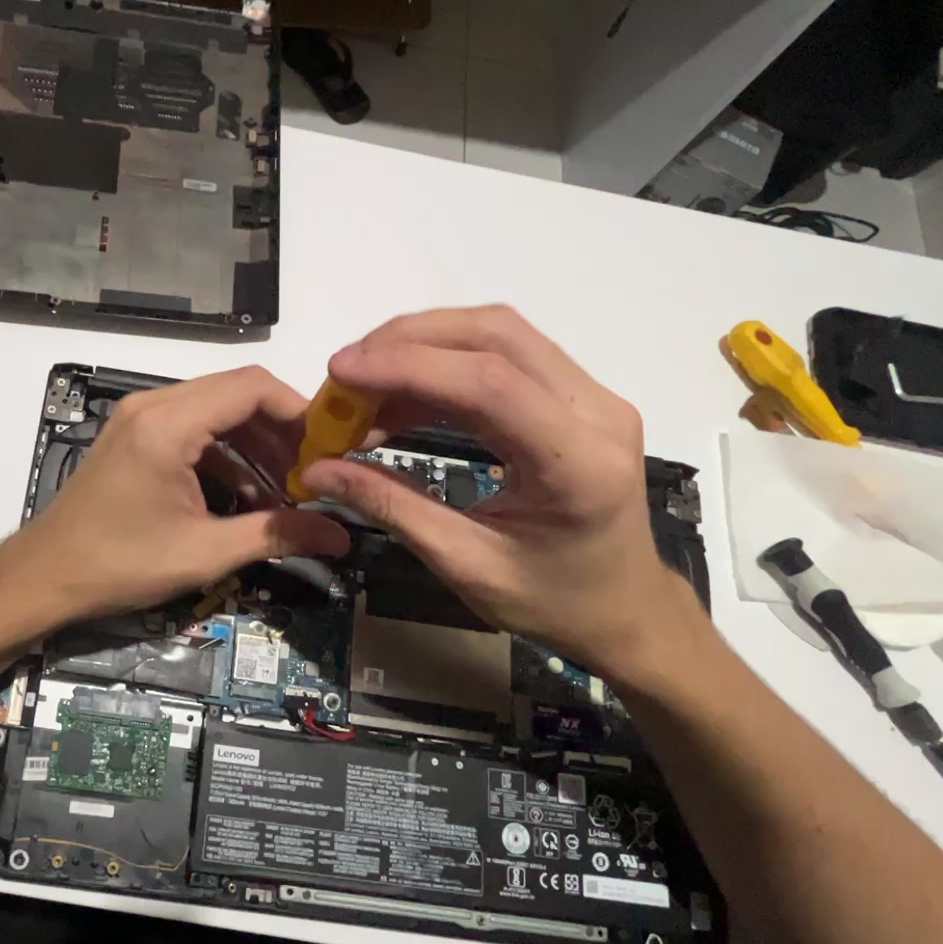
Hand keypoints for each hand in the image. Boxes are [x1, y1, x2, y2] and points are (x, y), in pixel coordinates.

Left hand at [0, 366, 351, 625]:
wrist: (45, 576)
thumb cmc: (119, 564)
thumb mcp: (204, 553)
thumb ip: (275, 535)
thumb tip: (340, 536)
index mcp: (168, 424)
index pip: (251, 387)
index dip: (300, 412)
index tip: (331, 449)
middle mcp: (154, 406)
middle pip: (236, 395)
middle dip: (282, 434)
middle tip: (315, 476)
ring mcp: (141, 420)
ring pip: (217, 413)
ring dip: (256, 447)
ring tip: (290, 493)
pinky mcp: (136, 439)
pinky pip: (194, 432)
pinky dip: (226, 457)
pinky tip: (251, 497)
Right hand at [300, 307, 700, 676]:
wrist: (624, 609)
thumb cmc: (551, 601)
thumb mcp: (464, 564)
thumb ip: (392, 507)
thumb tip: (318, 470)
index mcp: (577, 464)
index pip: (490, 384)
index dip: (408, 366)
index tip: (340, 372)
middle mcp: (596, 412)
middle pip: (496, 336)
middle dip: (408, 342)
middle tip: (345, 375)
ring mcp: (593, 396)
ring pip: (499, 335)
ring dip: (422, 348)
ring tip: (363, 387)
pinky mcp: (577, 396)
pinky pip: (505, 356)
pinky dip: (443, 366)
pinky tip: (401, 398)